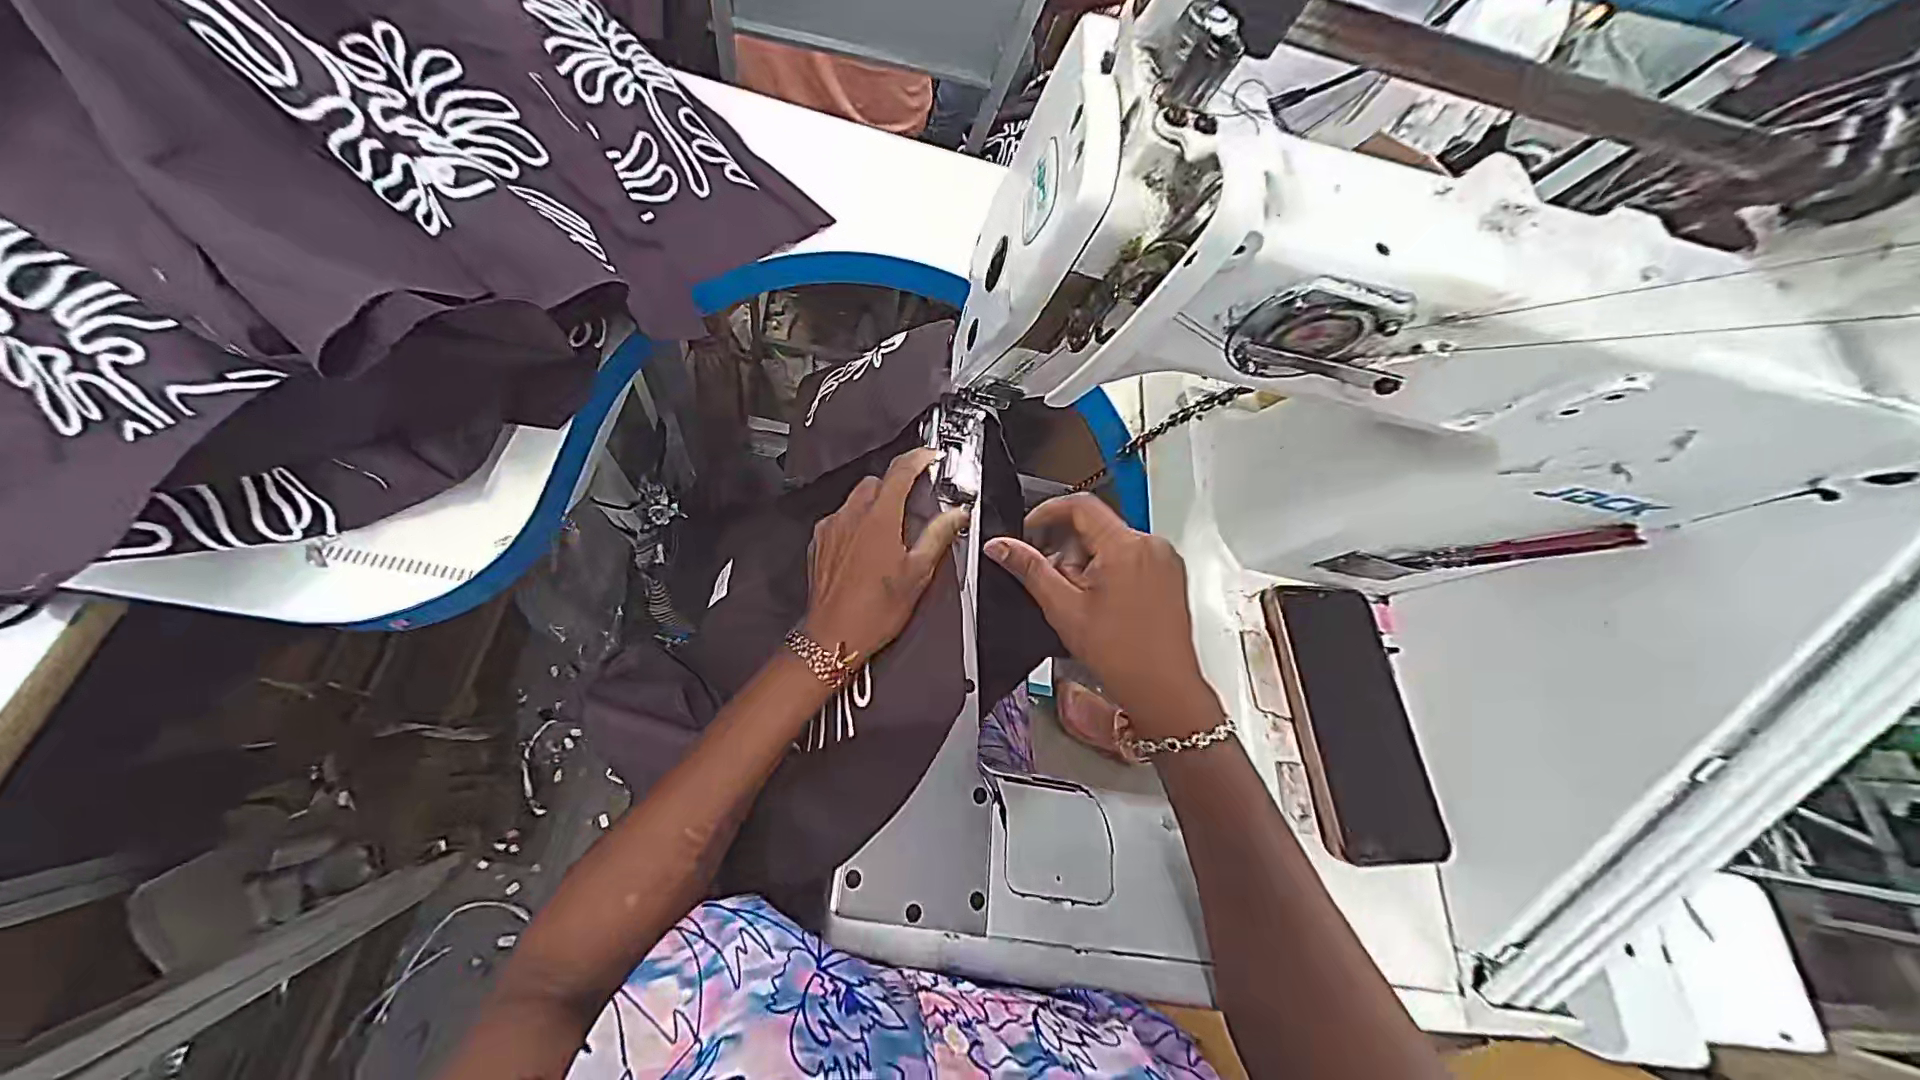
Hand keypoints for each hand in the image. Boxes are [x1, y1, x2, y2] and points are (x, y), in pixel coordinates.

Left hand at [803, 448, 968, 661]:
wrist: (833, 636)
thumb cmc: (874, 611)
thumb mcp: (917, 573)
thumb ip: (938, 536)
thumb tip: (956, 515)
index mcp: (878, 518)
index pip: (900, 471)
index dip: (918, 458)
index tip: (929, 456)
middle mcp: (850, 516)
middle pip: (876, 482)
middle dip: (896, 485)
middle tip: (914, 504)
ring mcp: (831, 528)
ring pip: (856, 499)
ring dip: (875, 504)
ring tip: (891, 532)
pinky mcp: (819, 542)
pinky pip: (840, 518)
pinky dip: (855, 522)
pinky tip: (867, 548)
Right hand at [985, 494, 1221, 737]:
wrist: (1163, 688)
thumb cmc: (1124, 656)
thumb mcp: (1063, 608)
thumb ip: (1029, 569)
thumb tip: (1002, 546)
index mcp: (1125, 547)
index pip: (1079, 505)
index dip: (1046, 513)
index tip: (1030, 530)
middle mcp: (1150, 546)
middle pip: (1095, 526)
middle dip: (1066, 547)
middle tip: (1054, 579)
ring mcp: (1164, 560)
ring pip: (1112, 542)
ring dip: (1086, 560)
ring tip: (1079, 599)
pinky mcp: (1169, 574)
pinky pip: (1131, 557)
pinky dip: (1109, 569)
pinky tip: (1100, 603)